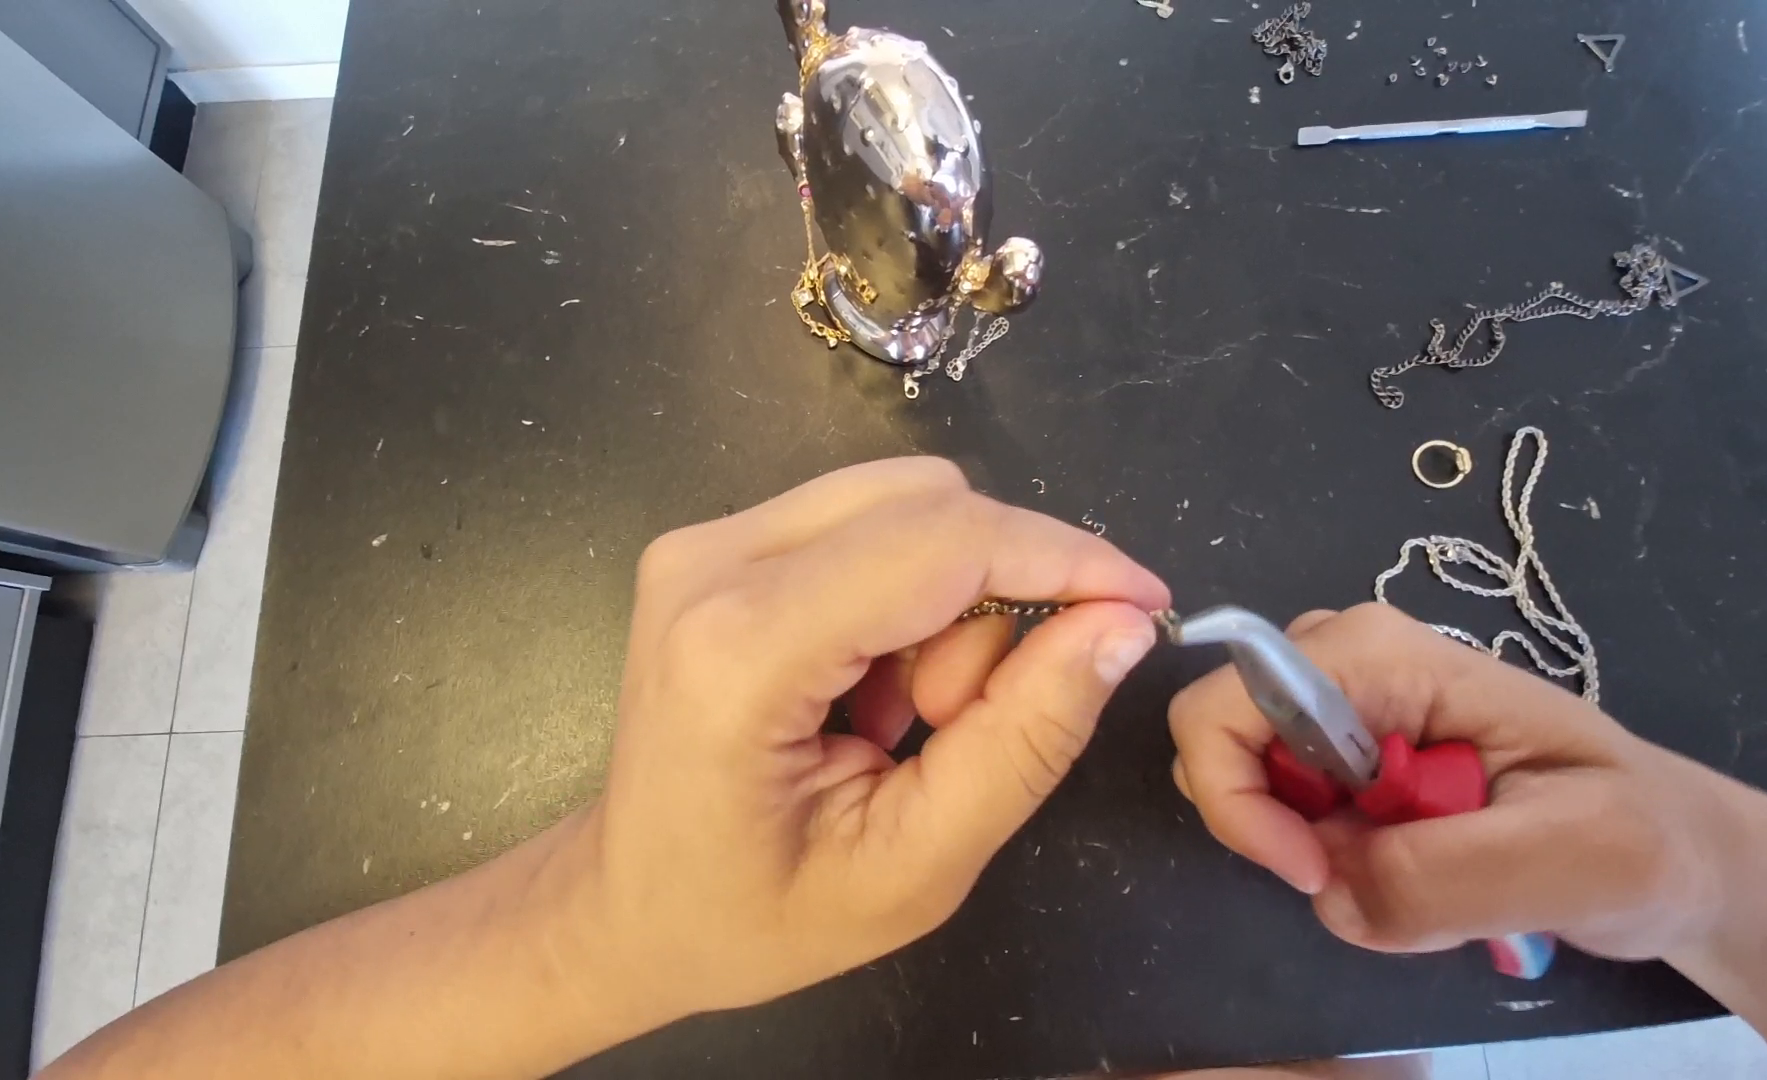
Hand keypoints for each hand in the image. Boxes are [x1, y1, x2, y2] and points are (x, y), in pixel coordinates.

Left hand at [566, 458, 1168, 1027]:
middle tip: (961, 712)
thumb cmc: (754, 911)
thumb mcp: (916, 863)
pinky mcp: (714, 543)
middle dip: (995, 594)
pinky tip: (872, 678)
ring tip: (910, 709)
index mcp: (743, 649)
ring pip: (901, 502)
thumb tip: (1116, 627)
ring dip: (948, 596)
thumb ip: (1026, 740)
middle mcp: (712, 562)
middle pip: (927, 502)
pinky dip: (904, 590)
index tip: (1140, 599)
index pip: (941, 543)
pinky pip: (861, 520)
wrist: (625, 898)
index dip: (1062, 558)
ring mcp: (705, 542)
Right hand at [1167, 603, 1732, 962]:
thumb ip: (1444, 877)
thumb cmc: (1643, 835)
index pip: (1218, 709)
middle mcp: (1329, 657)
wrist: (1671, 846)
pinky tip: (1397, 856)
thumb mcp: (1579, 859)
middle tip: (1364, 878)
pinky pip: (1275, 796)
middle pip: (1218, 740)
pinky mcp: (1329, 737)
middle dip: (1272, 824)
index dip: (1232, 795)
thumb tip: (1327, 895)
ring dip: (1305, 841)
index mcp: (1369, 653)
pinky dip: (1319, 846)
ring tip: (1407, 870)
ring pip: (1242, 773)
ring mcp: (1325, 696)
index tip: (1310, 873)